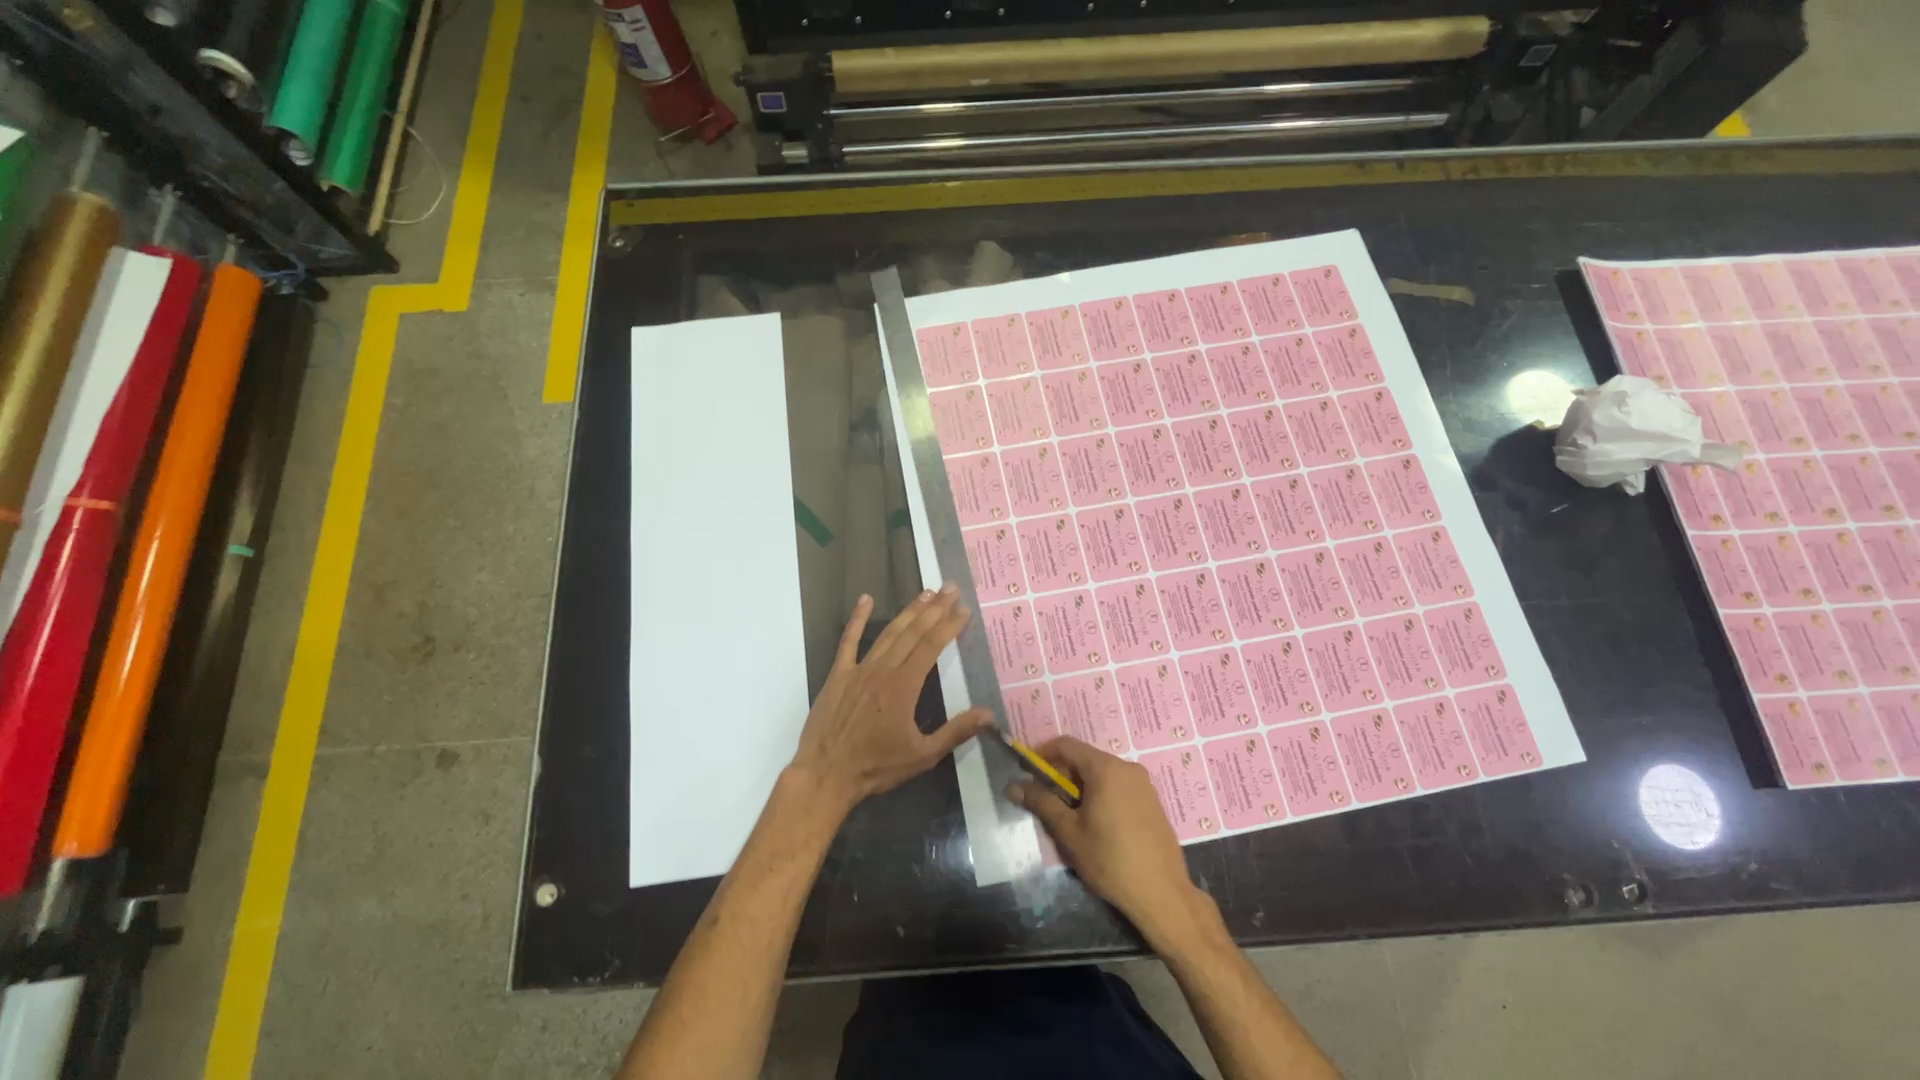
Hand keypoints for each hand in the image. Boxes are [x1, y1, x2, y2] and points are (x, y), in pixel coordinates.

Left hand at [789, 586, 993, 816]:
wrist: (826, 775)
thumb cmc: (876, 767)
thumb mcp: (922, 755)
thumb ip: (955, 732)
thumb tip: (988, 715)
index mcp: (904, 686)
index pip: (932, 646)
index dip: (949, 625)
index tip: (964, 609)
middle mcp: (883, 670)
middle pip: (913, 632)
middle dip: (934, 609)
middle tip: (950, 588)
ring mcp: (858, 670)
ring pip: (887, 633)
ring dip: (907, 611)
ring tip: (925, 593)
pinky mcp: (838, 675)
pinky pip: (848, 641)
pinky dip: (857, 619)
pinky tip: (865, 600)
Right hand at [1009, 737, 1214, 948]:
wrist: (1161, 893)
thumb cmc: (1109, 860)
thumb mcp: (1069, 832)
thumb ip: (1041, 802)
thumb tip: (1013, 786)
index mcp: (1106, 768)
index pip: (1066, 744)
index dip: (1042, 753)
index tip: (1026, 773)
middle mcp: (1127, 768)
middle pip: (1085, 758)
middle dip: (1061, 774)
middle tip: (1044, 800)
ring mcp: (1144, 785)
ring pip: (1102, 774)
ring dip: (1080, 787)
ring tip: (1068, 816)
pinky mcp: (1152, 802)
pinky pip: (1119, 787)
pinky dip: (1100, 795)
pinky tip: (1096, 825)